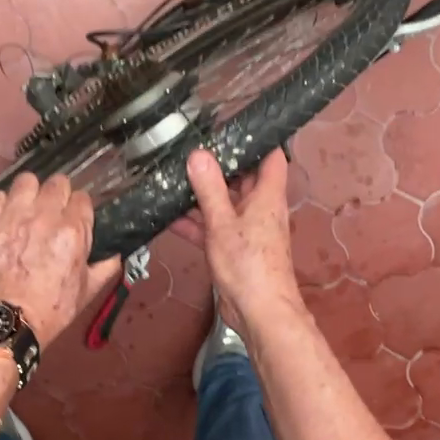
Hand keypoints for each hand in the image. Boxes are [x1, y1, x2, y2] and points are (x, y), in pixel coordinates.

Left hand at [0, 173, 120, 345]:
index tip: (76, 218)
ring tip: (30, 206)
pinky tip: (6, 215)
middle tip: (55, 211)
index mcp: (73, 230)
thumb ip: (105, 267)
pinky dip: (3, 203)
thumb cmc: (52, 309)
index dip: (80, 208)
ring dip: (31, 191)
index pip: (82, 198)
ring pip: (26, 181)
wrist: (8, 322)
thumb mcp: (88, 291)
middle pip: (57, 182)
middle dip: (59, 195)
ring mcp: (15, 216)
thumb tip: (116, 254)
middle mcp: (46, 215)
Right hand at [181, 149, 302, 326]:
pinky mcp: (233, 248)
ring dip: (202, 195)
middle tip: (189, 151)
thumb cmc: (249, 264)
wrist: (259, 312)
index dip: (256, 140)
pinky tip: (168, 216)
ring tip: (173, 178)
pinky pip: (213, 227)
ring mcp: (246, 229)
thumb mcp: (223, 222)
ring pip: (223, 204)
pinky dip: (195, 222)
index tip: (230, 127)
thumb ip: (209, 188)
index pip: (270, 157)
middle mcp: (260, 209)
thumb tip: (199, 154)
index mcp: (267, 196)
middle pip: (241, 178)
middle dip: (218, 167)